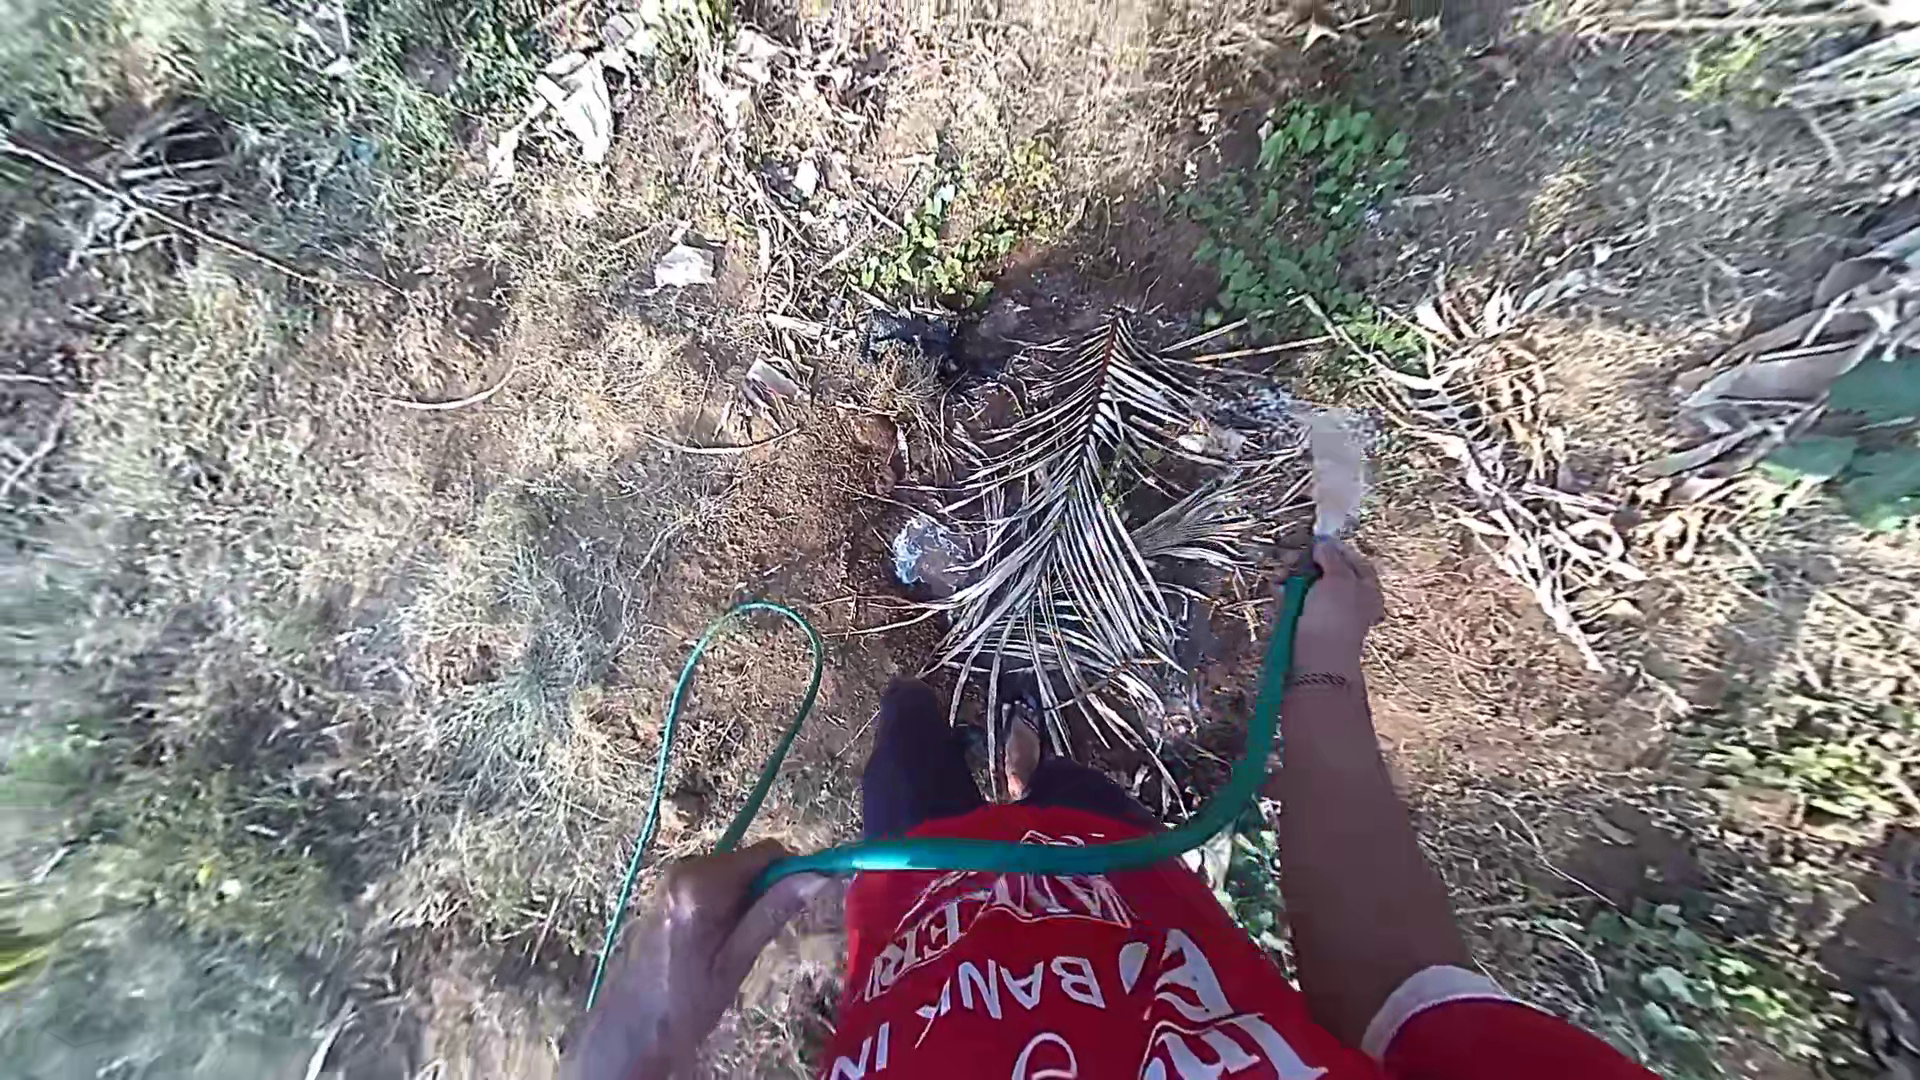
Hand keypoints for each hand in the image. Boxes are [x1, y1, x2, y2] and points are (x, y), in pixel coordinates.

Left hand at [563, 841, 826, 1079]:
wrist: (622, 1041)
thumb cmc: (682, 1007)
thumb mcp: (735, 963)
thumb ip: (774, 912)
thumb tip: (820, 875)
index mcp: (701, 883)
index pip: (767, 852)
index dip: (791, 871)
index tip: (802, 901)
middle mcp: (686, 867)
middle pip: (750, 860)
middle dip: (766, 889)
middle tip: (760, 934)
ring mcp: (674, 876)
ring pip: (736, 871)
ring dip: (748, 897)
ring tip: (736, 942)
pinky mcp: (669, 888)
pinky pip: (717, 880)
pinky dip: (729, 901)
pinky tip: (717, 938)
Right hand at [1288, 539, 1383, 678]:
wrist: (1315, 661)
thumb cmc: (1334, 618)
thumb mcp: (1339, 580)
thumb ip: (1332, 558)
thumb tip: (1323, 543)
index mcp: (1366, 589)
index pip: (1354, 561)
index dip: (1336, 549)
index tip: (1316, 542)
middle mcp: (1347, 600)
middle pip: (1325, 571)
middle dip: (1306, 564)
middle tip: (1292, 560)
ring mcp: (1324, 612)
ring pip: (1305, 585)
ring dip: (1290, 577)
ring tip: (1280, 577)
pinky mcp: (1303, 623)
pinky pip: (1292, 601)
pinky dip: (1284, 594)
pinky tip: (1277, 590)